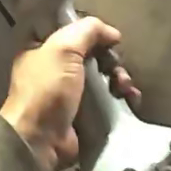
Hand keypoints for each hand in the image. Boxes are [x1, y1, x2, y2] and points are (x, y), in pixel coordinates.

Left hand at [0, 17, 138, 170]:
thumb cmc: (47, 88)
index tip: (110, 40)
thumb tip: (113, 33)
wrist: (39, 140)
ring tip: (125, 87)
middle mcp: (55, 69)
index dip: (94, 34)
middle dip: (111, 60)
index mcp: (42, 48)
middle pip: (93, 55)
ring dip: (120, 79)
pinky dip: (122, 98)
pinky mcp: (84, 114)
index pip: (74, 32)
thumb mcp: (63, 47)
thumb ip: (87, 30)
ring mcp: (70, 93)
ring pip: (104, 77)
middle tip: (117, 68)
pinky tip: (131, 99)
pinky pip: (108, 100)